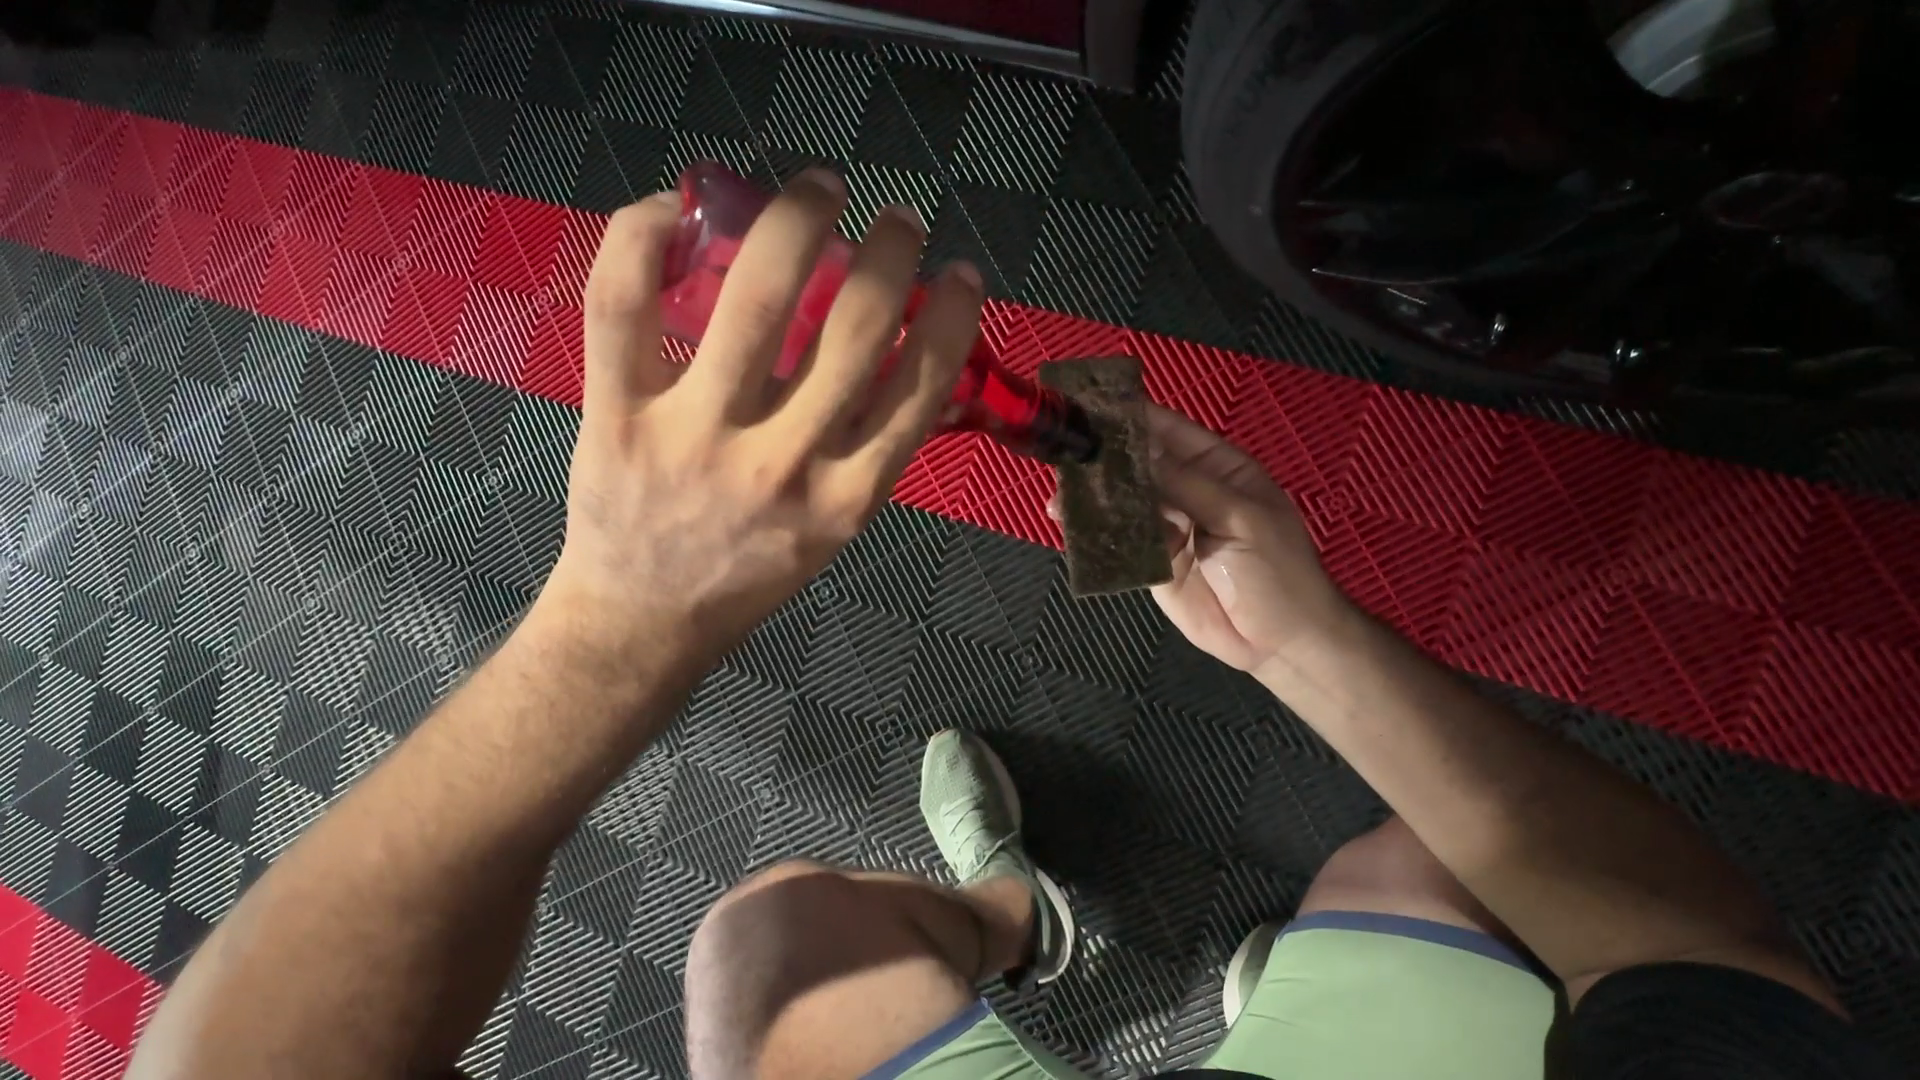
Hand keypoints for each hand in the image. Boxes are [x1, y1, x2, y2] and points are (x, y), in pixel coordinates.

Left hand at [542, 171, 983, 659]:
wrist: (647, 620)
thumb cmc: (751, 573)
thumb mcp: (834, 529)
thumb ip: (870, 452)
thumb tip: (905, 354)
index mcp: (847, 498)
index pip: (923, 389)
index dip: (953, 316)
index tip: (961, 273)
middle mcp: (781, 465)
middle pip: (855, 331)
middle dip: (891, 252)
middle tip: (897, 217)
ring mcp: (696, 436)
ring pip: (755, 302)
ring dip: (798, 221)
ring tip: (820, 188)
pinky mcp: (619, 414)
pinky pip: (623, 304)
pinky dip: (645, 237)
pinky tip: (679, 210)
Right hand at [1051, 405, 1350, 673]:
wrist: (1279, 642)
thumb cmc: (1277, 570)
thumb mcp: (1239, 517)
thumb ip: (1186, 484)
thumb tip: (1136, 450)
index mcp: (1216, 468)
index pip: (1168, 431)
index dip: (1133, 416)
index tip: (1091, 404)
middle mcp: (1186, 490)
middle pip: (1137, 465)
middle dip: (1102, 457)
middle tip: (1061, 449)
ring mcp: (1166, 527)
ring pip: (1122, 502)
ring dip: (1092, 496)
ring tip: (1059, 494)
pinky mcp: (1150, 562)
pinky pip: (1118, 540)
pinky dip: (1094, 532)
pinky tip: (1068, 523)